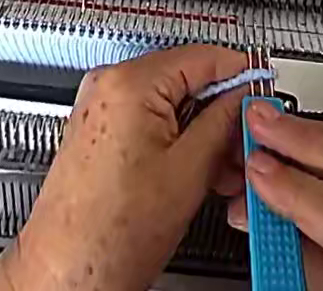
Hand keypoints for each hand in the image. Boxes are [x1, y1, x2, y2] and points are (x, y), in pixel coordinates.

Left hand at [0, 45, 248, 290]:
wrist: (58, 284)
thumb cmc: (104, 239)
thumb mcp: (189, 171)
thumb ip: (224, 120)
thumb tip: (245, 94)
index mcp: (131, 82)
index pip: (206, 55)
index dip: (243, 72)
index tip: (264, 84)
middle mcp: (110, 85)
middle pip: (189, 78)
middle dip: (223, 109)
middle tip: (249, 134)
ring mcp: (102, 107)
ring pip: (174, 101)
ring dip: (205, 128)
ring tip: (228, 161)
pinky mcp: (101, 130)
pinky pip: (153, 118)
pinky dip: (180, 138)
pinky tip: (201, 167)